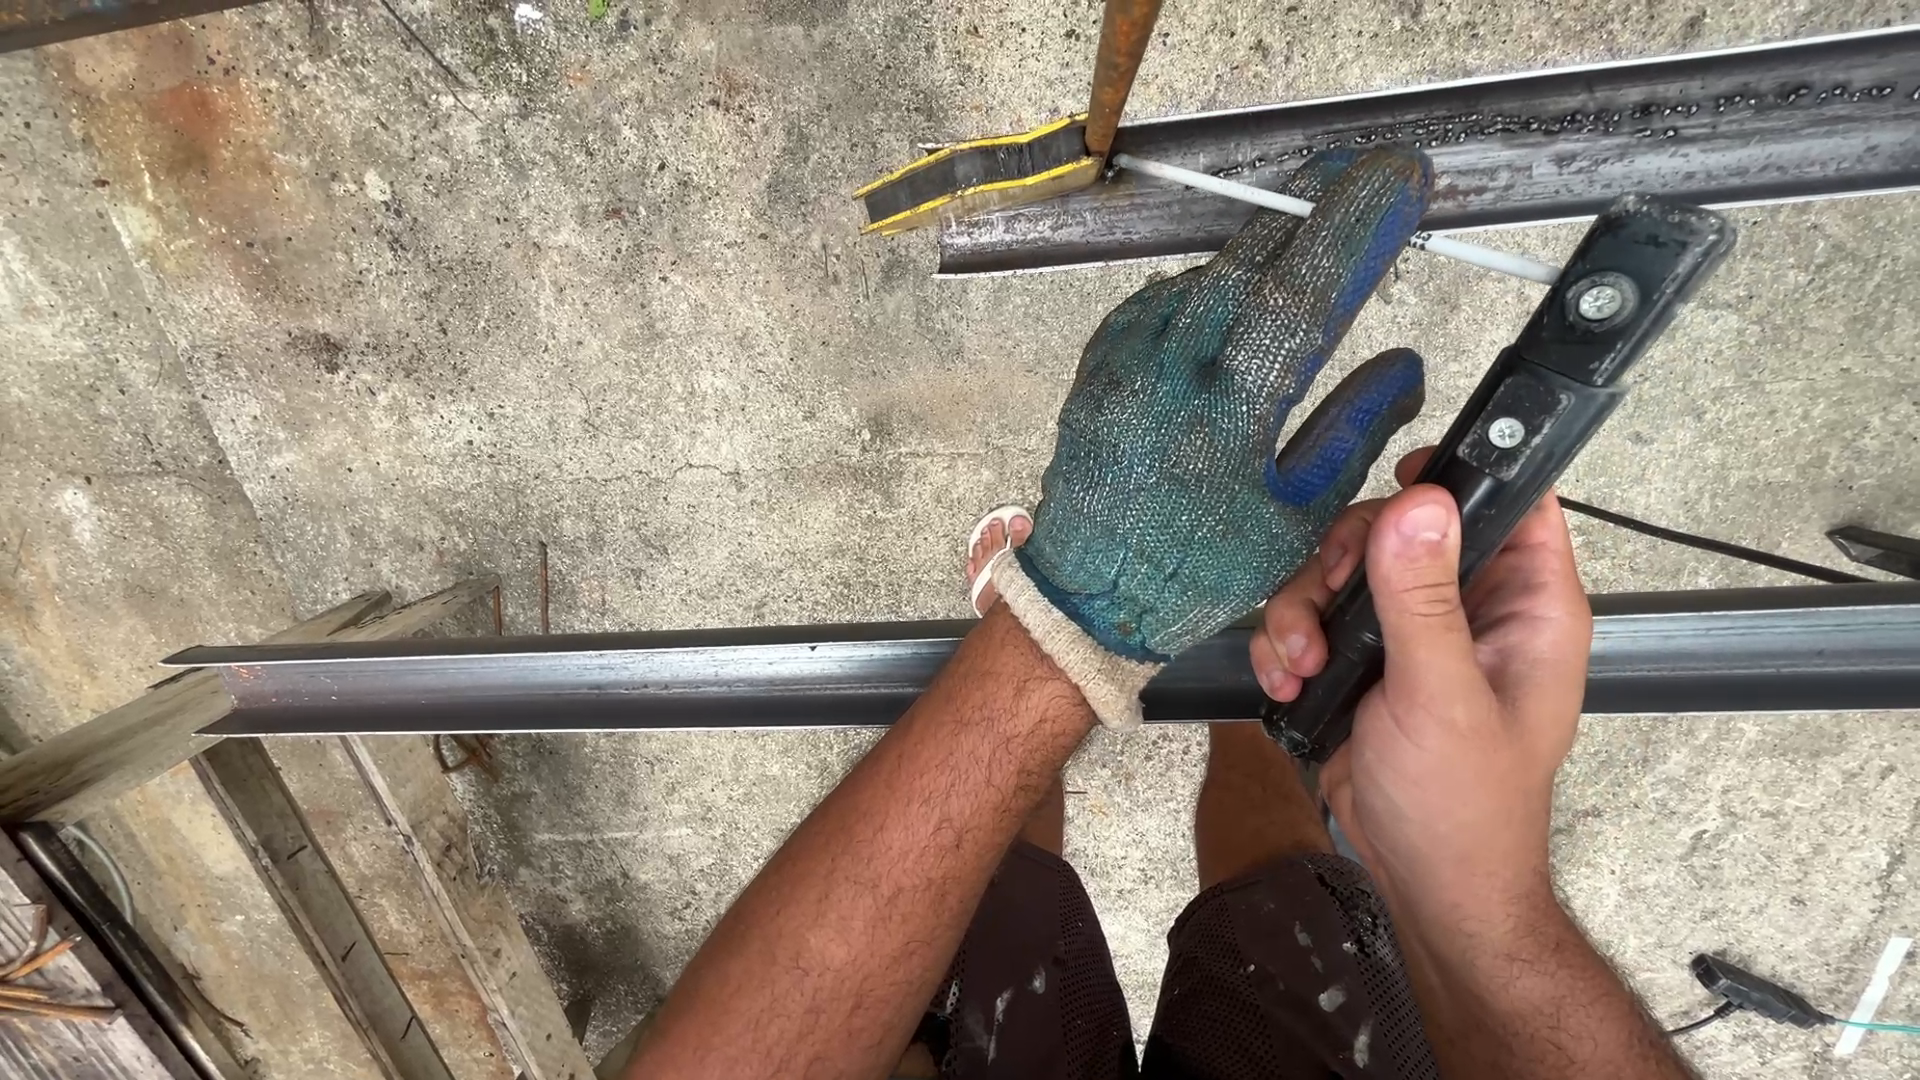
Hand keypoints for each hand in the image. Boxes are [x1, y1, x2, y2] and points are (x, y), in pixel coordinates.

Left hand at [996, 147, 1432, 729]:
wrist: (1092, 590)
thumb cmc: (1194, 566)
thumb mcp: (1292, 514)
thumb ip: (1352, 431)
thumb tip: (1402, 366)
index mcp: (1229, 410)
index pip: (1305, 291)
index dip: (1358, 224)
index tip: (1399, 178)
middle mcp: (1168, 372)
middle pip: (1249, 259)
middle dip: (1312, 207)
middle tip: (1357, 179)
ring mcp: (1124, 365)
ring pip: (1201, 276)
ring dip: (1256, 249)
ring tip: (1300, 240)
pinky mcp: (1097, 370)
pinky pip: (1155, 304)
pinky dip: (1198, 289)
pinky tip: (1225, 296)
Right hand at [1251, 448, 1590, 915]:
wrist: (1415, 871)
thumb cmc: (1459, 797)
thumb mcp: (1439, 694)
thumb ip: (1423, 599)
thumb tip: (1419, 500)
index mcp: (1519, 605)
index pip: (1510, 504)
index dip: (1461, 475)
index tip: (1399, 475)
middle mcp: (1461, 606)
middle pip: (1393, 528)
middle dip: (1342, 561)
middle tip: (1327, 599)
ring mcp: (1403, 631)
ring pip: (1336, 572)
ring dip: (1300, 611)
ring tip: (1298, 664)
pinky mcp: (1356, 656)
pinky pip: (1308, 615)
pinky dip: (1285, 642)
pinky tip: (1286, 680)